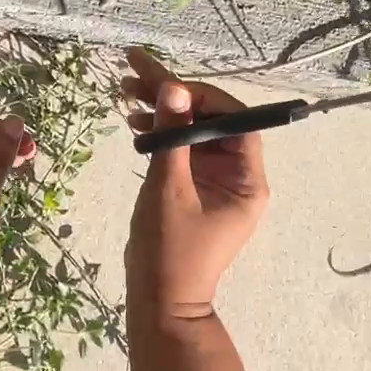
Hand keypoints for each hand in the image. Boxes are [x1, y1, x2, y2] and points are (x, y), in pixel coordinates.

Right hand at [123, 48, 267, 320]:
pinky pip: (179, 144)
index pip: (234, 119)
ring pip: (190, 126)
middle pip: (208, 117)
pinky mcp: (191, 182)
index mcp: (245, 178)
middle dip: (173, 93)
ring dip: (160, 106)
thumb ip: (171, 136)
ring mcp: (212, 177)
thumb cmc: (171, 249)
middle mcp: (234, 173)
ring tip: (125, 89)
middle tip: (135, 69)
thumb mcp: (169, 187)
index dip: (202, 96)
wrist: (159, 301)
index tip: (168, 86)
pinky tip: (134, 121)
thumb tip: (173, 88)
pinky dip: (157, 129)